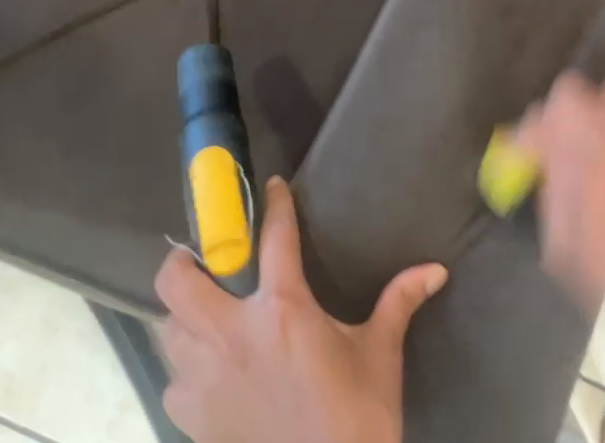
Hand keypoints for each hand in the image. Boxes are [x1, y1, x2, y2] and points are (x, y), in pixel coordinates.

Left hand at [156, 177, 448, 442]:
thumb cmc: (358, 412)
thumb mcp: (379, 351)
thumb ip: (399, 301)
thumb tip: (436, 270)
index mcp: (283, 308)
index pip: (274, 237)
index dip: (274, 205)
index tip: (271, 186)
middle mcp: (233, 333)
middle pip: (179, 279)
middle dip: (185, 260)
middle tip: (207, 260)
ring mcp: (205, 377)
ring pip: (168, 328)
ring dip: (183, 315)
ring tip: (206, 314)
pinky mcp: (192, 417)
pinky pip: (172, 379)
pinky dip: (186, 368)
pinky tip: (210, 371)